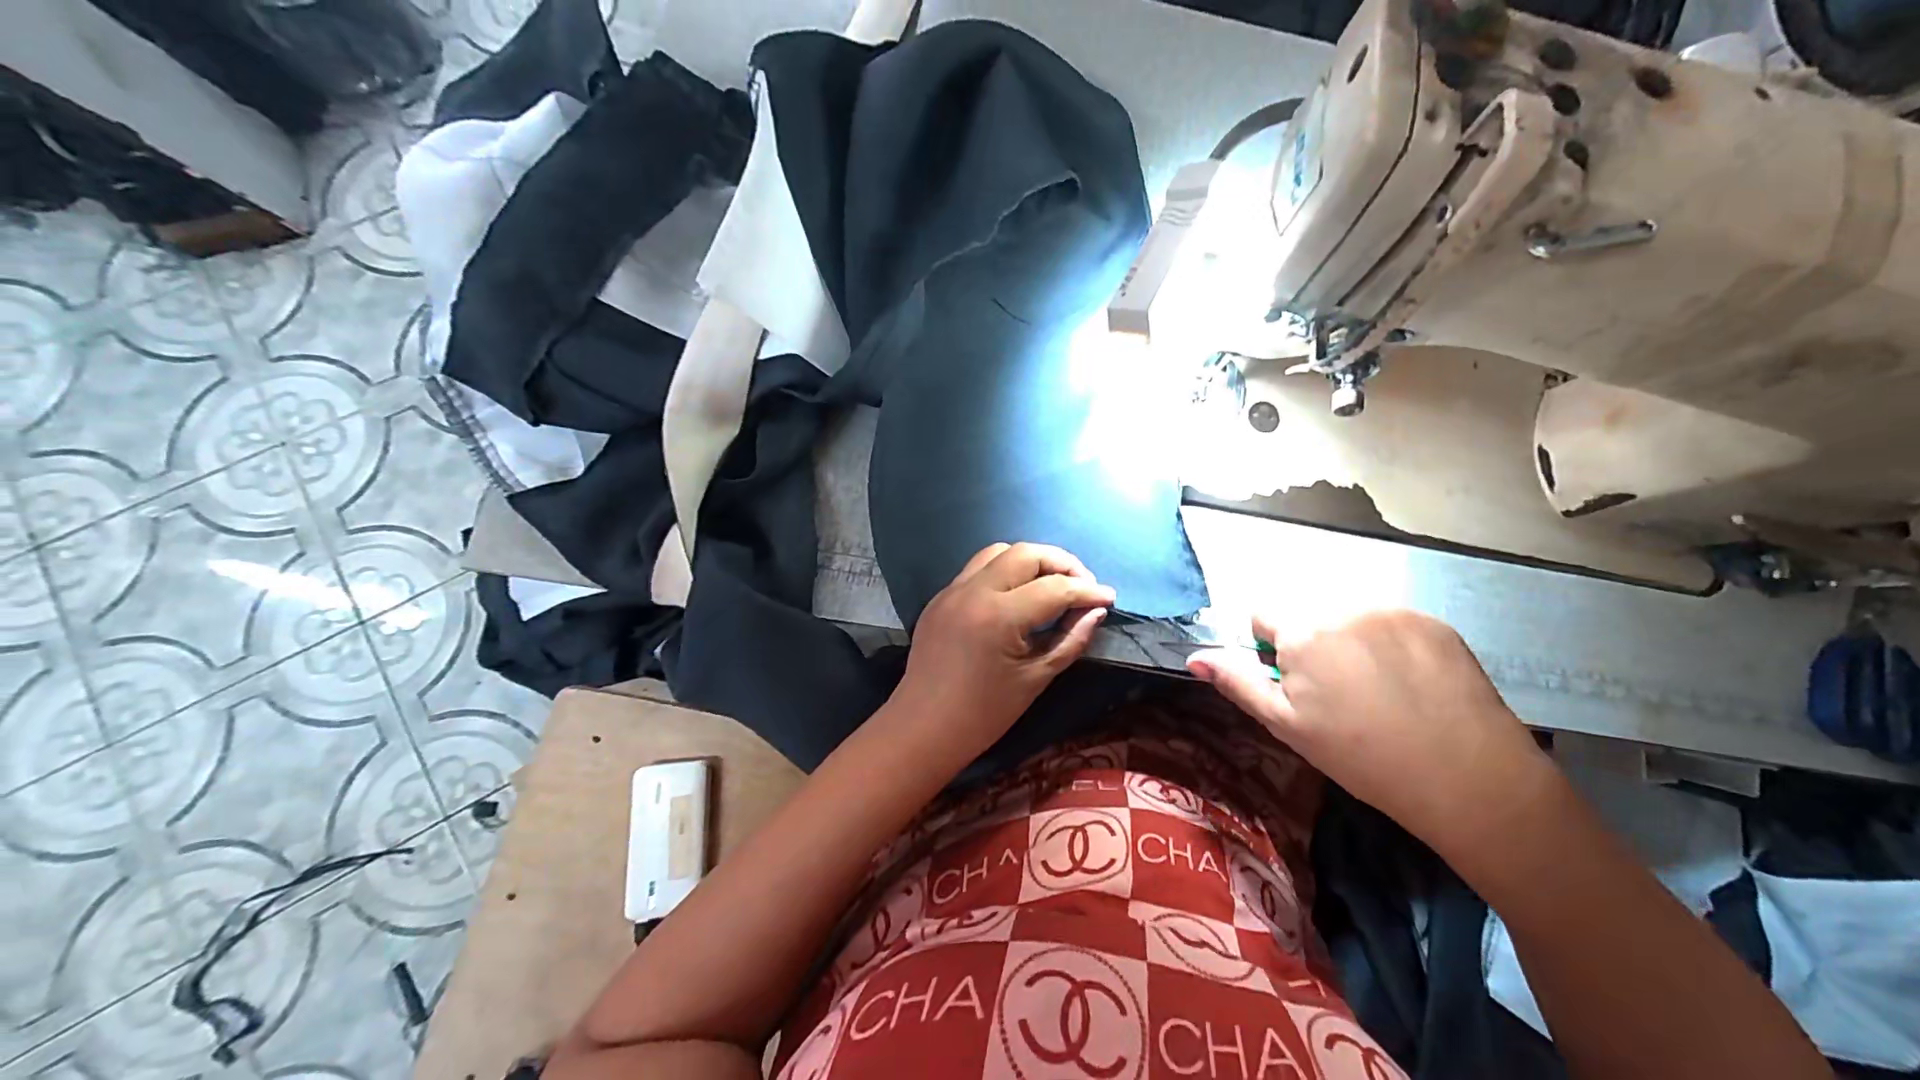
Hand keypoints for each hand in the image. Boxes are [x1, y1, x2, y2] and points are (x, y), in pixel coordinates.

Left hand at [892, 543, 1114, 757]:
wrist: (924, 727)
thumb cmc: (984, 714)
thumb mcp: (1036, 679)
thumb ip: (1070, 640)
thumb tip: (1096, 611)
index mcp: (999, 616)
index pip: (1054, 588)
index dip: (1087, 592)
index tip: (1108, 599)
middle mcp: (973, 592)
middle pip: (1027, 553)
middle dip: (1062, 564)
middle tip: (1083, 587)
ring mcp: (952, 591)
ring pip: (998, 552)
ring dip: (1031, 561)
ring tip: (1052, 585)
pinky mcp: (940, 597)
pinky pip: (977, 569)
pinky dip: (1004, 571)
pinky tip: (1018, 595)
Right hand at [1188, 610, 1554, 860]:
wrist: (1468, 778)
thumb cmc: (1361, 756)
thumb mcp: (1288, 726)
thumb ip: (1238, 683)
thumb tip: (1194, 656)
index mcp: (1303, 632)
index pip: (1263, 615)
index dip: (1270, 648)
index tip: (1295, 683)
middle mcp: (1344, 608)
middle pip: (1308, 615)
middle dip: (1312, 644)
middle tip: (1339, 694)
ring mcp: (1394, 612)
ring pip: (1350, 618)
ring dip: (1350, 641)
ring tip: (1379, 691)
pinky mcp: (1435, 622)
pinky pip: (1393, 623)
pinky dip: (1392, 645)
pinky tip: (1411, 684)